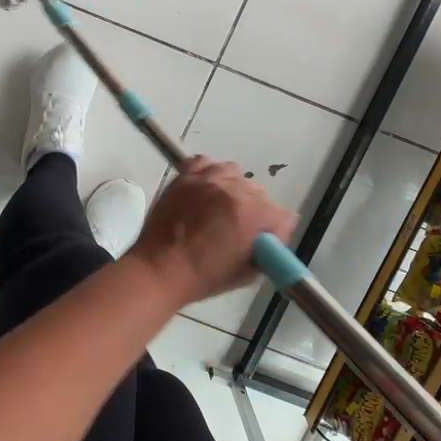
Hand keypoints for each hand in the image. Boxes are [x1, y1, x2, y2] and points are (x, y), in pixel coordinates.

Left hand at [127, 157, 296, 305]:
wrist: (158, 269)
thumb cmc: (203, 277)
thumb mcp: (246, 272)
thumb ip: (267, 250)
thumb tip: (273, 236)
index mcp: (251, 213)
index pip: (282, 215)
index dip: (275, 232)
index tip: (263, 243)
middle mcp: (232, 189)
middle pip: (259, 194)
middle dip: (255, 212)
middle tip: (239, 230)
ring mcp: (206, 180)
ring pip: (234, 173)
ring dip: (233, 189)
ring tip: (221, 208)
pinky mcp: (184, 177)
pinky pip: (205, 163)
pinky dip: (209, 173)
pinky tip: (206, 190)